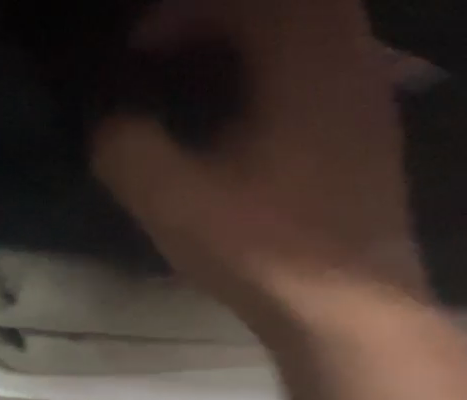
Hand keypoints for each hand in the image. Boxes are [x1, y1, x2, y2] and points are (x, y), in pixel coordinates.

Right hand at [92, 0, 427, 324]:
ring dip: (249, 40)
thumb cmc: (255, 242)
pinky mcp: (364, 126)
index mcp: (303, 65)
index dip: (183, 15)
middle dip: (221, 18)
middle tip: (164, 49)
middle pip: (292, 7)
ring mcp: (365, 91)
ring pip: (312, 31)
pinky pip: (321, 63)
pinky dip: (273, 66)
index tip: (132, 47)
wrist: (340, 298)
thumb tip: (106, 120)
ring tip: (191, 76)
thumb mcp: (169, 199)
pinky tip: (233, 111)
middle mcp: (347, 60)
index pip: (248, 3)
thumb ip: (127, 148)